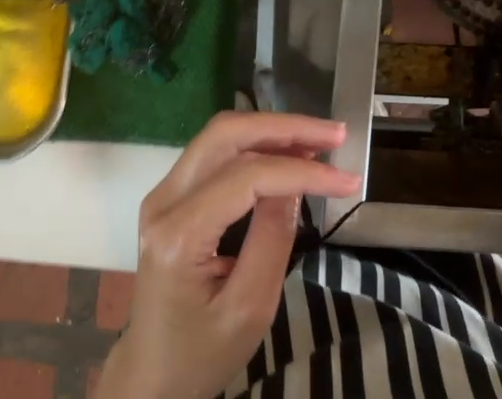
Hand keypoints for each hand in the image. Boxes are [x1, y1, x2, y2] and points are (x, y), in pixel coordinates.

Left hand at [95, 112, 361, 398]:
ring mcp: (162, 194)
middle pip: (224, 135)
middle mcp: (163, 200)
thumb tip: (296, 183)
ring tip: (319, 141)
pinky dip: (254, 146)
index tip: (348, 178)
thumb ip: (272, 239)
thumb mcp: (249, 308)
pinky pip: (214, 155)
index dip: (300, 170)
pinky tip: (288, 154)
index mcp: (178, 235)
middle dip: (284, 127)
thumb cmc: (202, 352)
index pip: (244, 177)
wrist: (153, 373)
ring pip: (219, 137)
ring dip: (271, 131)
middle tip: (334, 135)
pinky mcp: (170, 197)